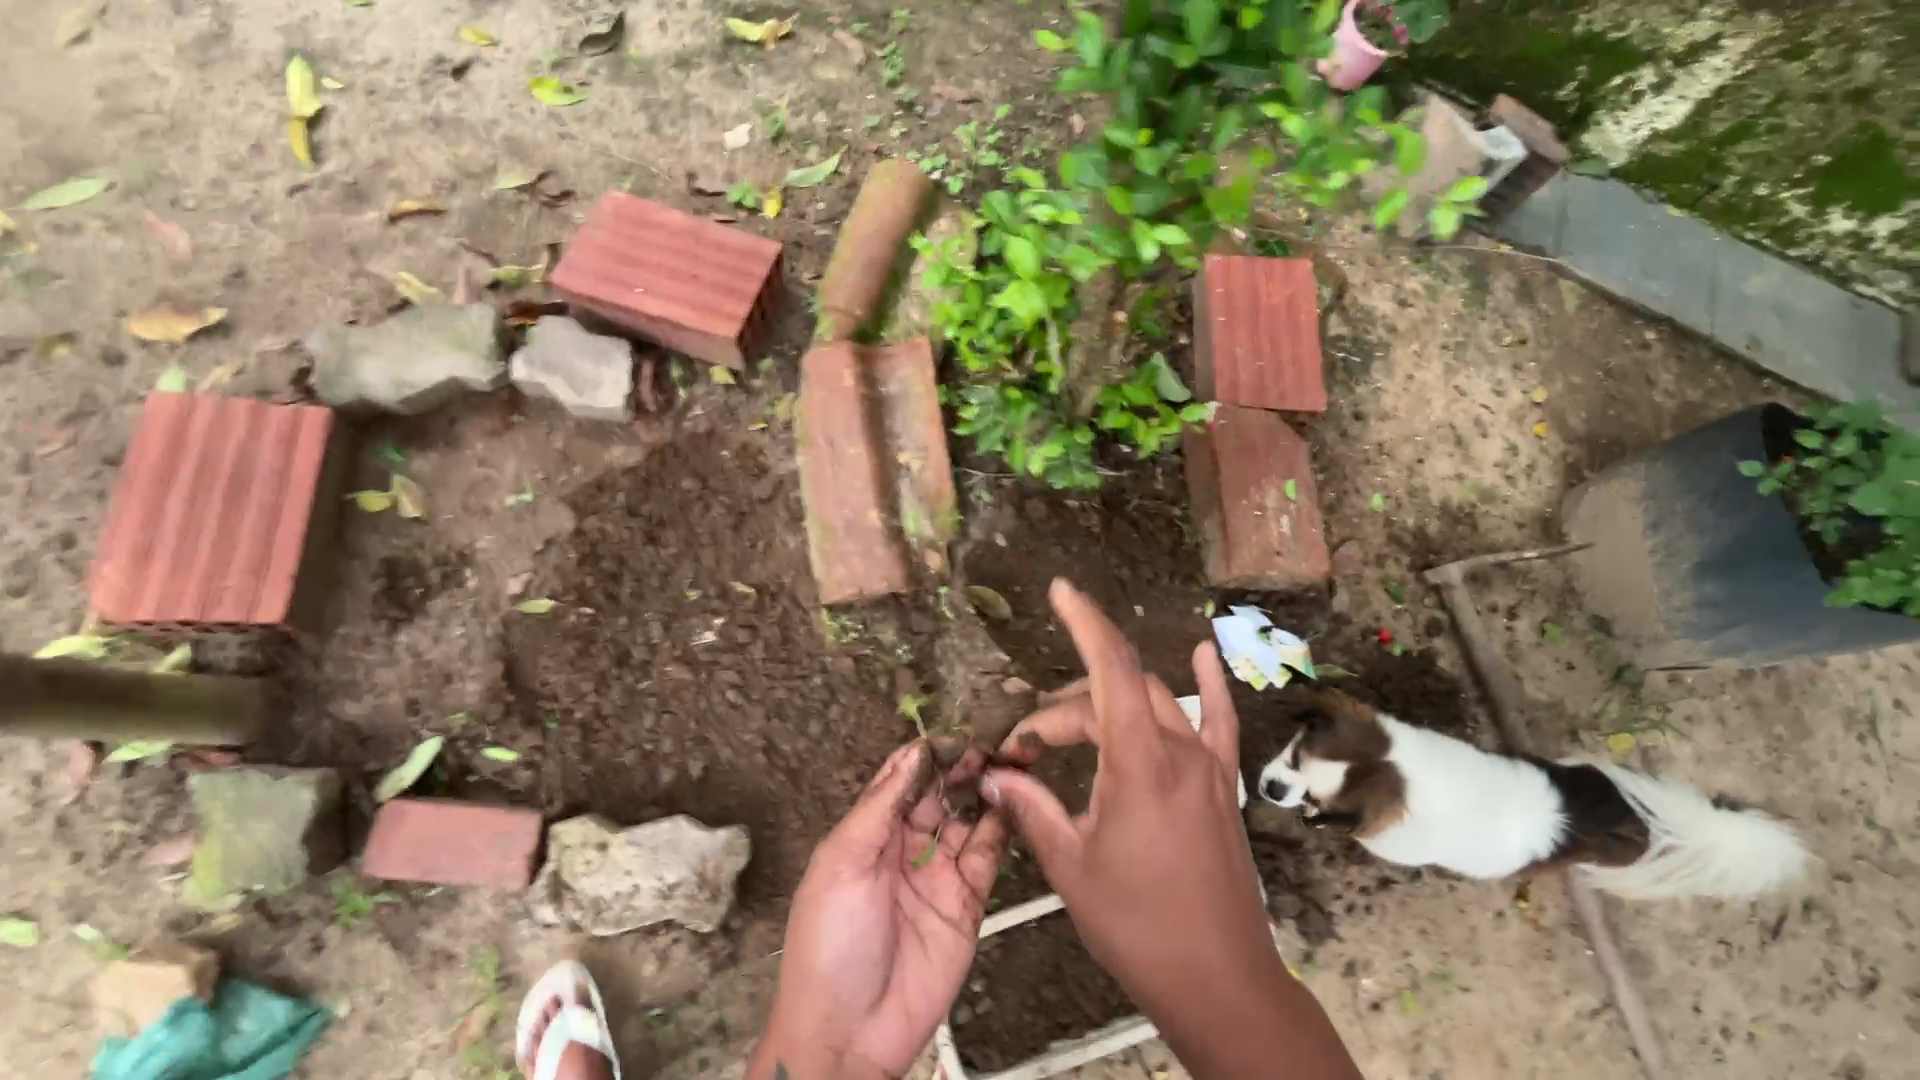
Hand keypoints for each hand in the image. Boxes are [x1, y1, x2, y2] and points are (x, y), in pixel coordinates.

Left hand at [751, 739, 1008, 1078]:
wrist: (848, 1033)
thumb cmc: (829, 944)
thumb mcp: (841, 864)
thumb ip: (880, 808)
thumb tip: (912, 754)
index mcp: (868, 833)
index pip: (903, 779)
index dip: (928, 755)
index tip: (957, 735)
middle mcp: (905, 847)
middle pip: (940, 794)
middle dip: (962, 768)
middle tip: (990, 745)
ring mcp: (938, 875)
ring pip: (967, 819)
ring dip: (985, 792)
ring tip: (1007, 767)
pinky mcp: (967, 903)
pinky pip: (988, 857)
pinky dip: (1001, 829)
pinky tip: (1012, 804)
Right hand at [984, 579, 1359, 1079]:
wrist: (1219, 979)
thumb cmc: (1139, 925)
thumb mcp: (1071, 865)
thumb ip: (1031, 807)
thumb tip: (994, 774)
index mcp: (1139, 762)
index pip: (1109, 668)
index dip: (1084, 621)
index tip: (1059, 590)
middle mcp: (1179, 750)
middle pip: (1116, 694)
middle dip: (1063, 708)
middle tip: (1025, 749)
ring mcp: (1208, 767)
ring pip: (1154, 704)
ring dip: (1107, 703)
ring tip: (1068, 730)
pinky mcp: (1222, 787)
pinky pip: (1218, 721)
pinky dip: (1208, 684)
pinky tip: (1200, 652)